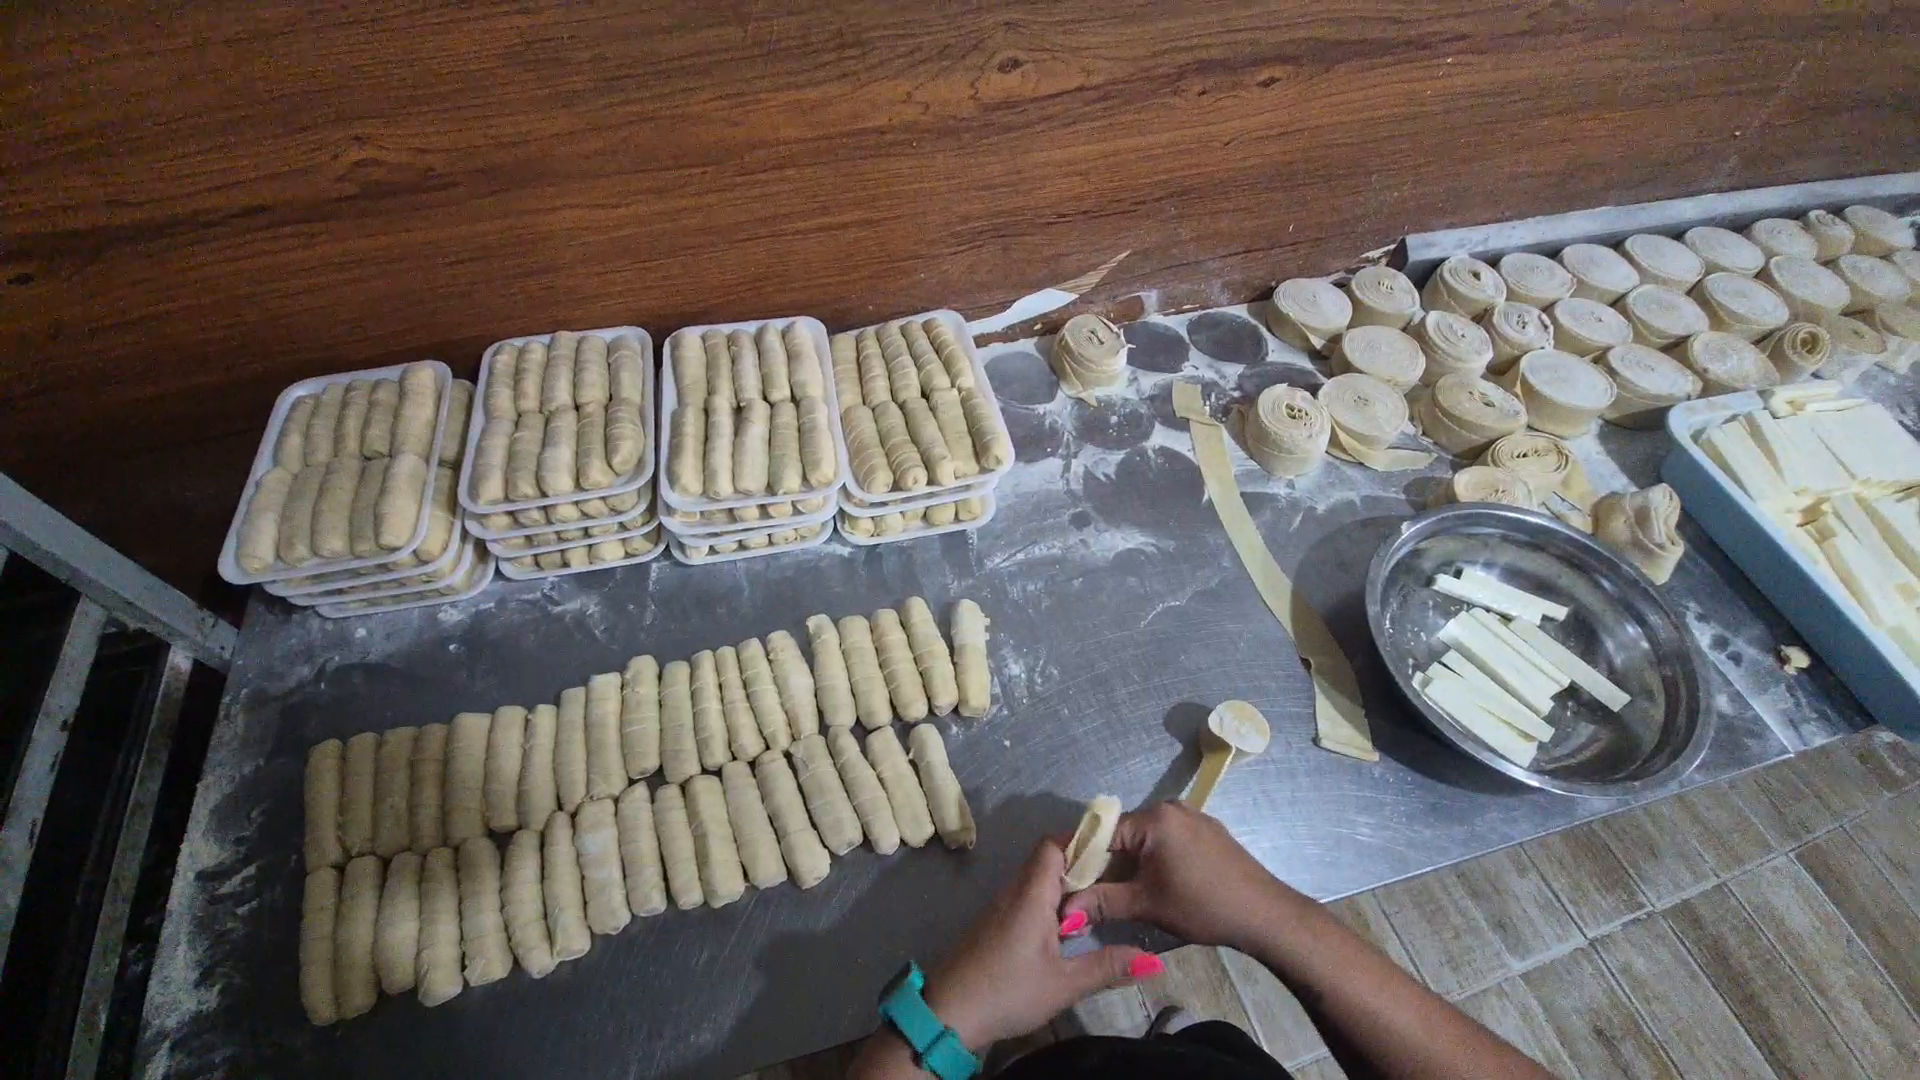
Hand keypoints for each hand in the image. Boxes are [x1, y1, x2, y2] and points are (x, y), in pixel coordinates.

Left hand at [921, 839, 1161, 1049]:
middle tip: (1114, 883)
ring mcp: (1002, 906)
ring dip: (1064, 888)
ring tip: (1097, 907)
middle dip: (1080, 867)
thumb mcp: (1064, 984)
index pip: (1053, 845)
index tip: (1112, 855)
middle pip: (1047, 860)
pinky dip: (1048, 903)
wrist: (949, 1013)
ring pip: (1037, 880)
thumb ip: (1107, 967)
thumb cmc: (1008, 991)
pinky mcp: (995, 923)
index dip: (1081, 843)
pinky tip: (1066, 929)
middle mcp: (1015, 890)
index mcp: (1031, 893)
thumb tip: (1153, 960)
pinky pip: (1026, 897)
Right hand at [1061, 800, 1303, 953]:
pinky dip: (1159, 859)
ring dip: (1136, 863)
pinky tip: (1164, 885)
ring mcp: (1194, 817)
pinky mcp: (1210, 831)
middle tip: (1101, 895)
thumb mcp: (1147, 905)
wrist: (1266, 915)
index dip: (1087, 859)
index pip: (1104, 831)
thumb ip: (1103, 902)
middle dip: (1112, 863)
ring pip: (1149, 838)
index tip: (1075, 884)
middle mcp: (1172, 808)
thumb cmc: (1202, 905)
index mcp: (1154, 817)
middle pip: (1126, 833)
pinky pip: (1171, 840)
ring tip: (1131, 894)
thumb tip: (1064, 910)